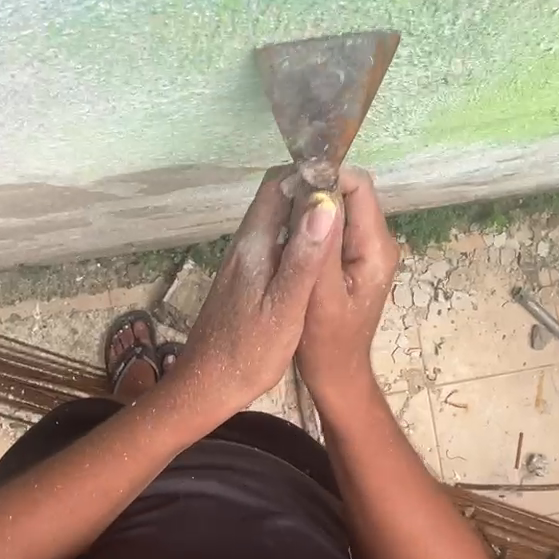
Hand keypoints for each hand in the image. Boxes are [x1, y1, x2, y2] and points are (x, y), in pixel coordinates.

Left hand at [172, 166, 342, 413]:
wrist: (208, 385)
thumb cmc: (249, 351)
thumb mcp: (285, 307)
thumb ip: (304, 257)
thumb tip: (323, 203)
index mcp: (254, 243)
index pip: (277, 184)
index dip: (308, 173)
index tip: (342, 179)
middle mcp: (245, 243)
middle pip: (276, 197)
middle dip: (310, 190)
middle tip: (350, 202)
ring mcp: (243, 260)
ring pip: (276, 219)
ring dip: (305, 214)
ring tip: (341, 224)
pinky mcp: (245, 277)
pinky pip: (274, 242)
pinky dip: (297, 238)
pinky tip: (317, 257)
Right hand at [298, 166, 399, 399]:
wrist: (336, 373)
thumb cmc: (327, 342)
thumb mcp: (320, 297)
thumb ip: (321, 248)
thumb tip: (318, 196)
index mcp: (376, 247)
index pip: (358, 184)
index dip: (325, 176)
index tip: (290, 186)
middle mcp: (377, 240)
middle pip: (348, 192)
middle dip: (314, 191)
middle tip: (278, 203)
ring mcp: (365, 248)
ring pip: (338, 207)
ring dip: (309, 208)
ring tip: (279, 220)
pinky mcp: (351, 256)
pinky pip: (332, 225)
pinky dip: (310, 225)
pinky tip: (287, 237)